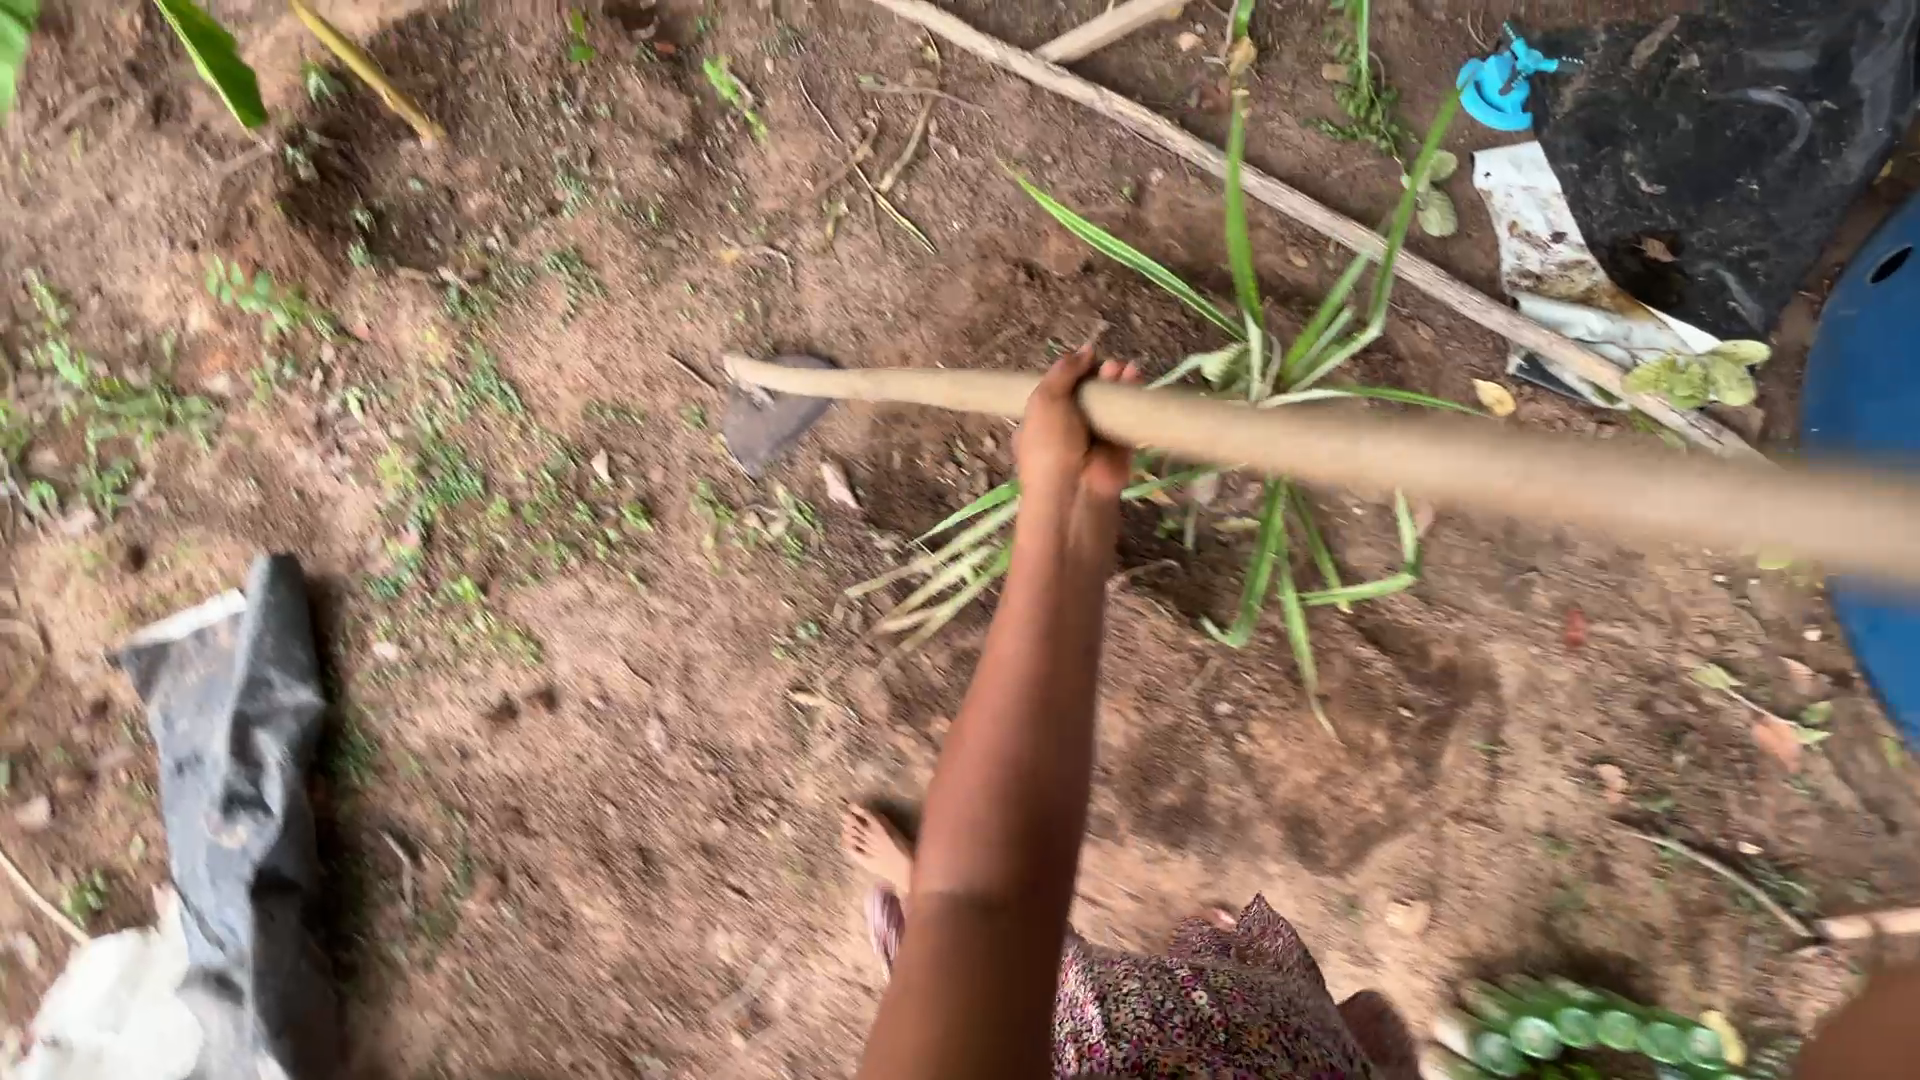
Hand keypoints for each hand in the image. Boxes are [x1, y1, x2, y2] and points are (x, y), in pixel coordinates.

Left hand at [1015, 346, 1139, 503]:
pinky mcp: (1119, 447)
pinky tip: (1137, 378)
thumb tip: (1085, 350)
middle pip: (1086, 395)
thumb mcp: (1044, 400)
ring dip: (1117, 383)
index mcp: (1039, 421)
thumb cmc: (1049, 444)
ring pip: (1108, 405)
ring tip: (1123, 368)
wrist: (1073, 490)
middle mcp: (1065, 430)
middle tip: (1109, 364)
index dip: (1072, 372)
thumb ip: (1063, 371)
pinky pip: (1127, 419)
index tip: (1086, 358)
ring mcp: (1093, 439)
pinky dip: (1133, 399)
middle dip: (1098, 376)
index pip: (1057, 391)